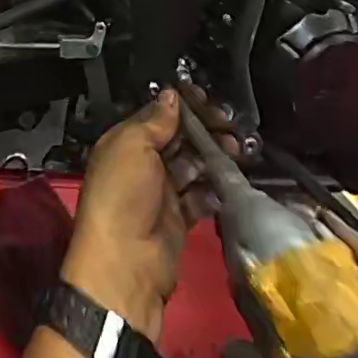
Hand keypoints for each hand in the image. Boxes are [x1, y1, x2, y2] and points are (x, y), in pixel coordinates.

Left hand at [58, 88, 230, 338]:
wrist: (126, 263)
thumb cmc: (123, 194)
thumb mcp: (132, 145)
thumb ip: (155, 121)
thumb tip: (171, 95)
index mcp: (125, 142)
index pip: (157, 115)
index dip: (180, 106)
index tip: (205, 99)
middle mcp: (142, 163)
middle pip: (178, 139)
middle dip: (202, 130)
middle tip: (228, 125)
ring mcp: (161, 192)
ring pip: (192, 166)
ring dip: (213, 156)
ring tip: (235, 149)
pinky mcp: (178, 219)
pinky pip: (199, 197)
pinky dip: (212, 190)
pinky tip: (225, 185)